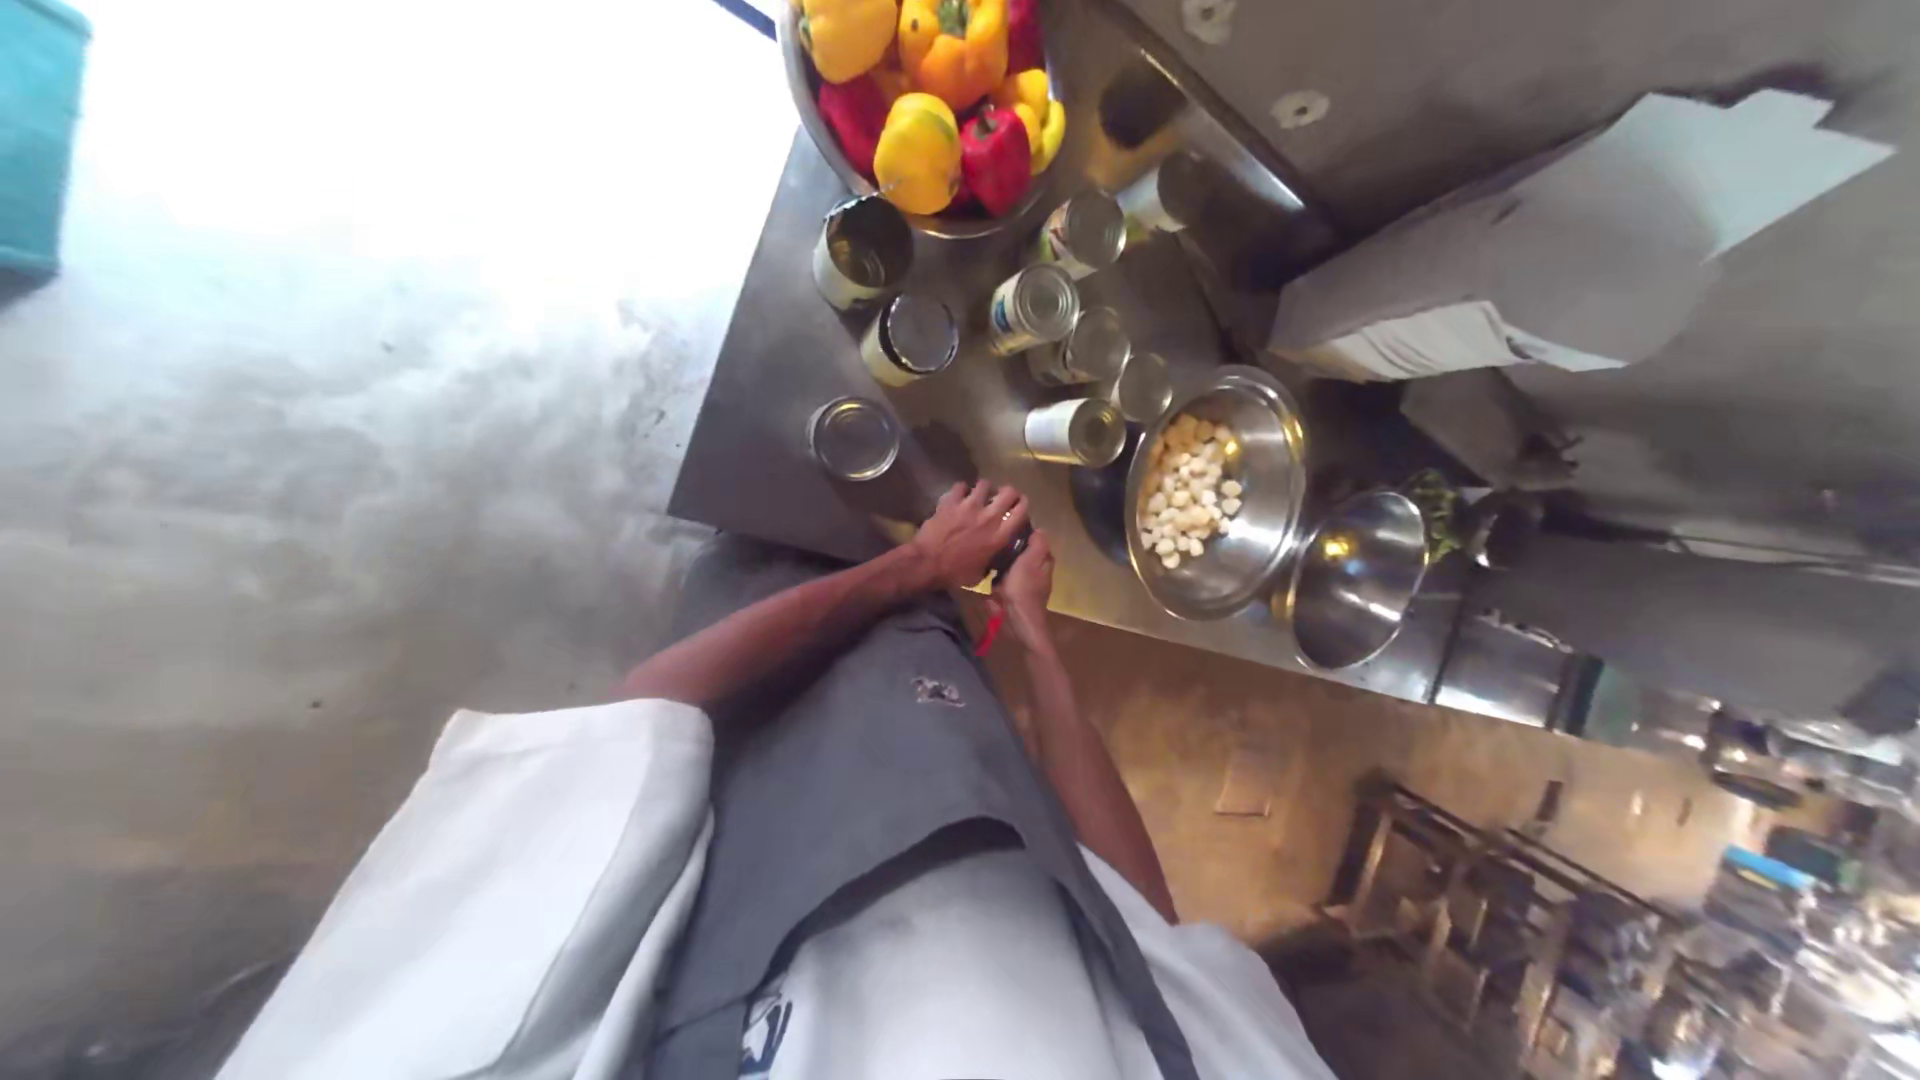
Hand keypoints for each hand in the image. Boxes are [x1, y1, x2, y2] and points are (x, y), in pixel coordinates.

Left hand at [911, 480, 1029, 589]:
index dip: (1022, 504)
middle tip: (1002, 496)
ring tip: (979, 494)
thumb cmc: (955, 574)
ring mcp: (969, 506)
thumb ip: (991, 562)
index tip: (1019, 505)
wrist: (927, 564)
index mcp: (1000, 536)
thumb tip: (994, 559)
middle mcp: (989, 517)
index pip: (1022, 511)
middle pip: (1009, 492)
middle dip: (1008, 492)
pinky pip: (960, 486)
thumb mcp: (981, 574)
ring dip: (984, 489)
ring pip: (985, 484)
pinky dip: (961, 489)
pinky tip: (959, 495)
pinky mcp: (951, 501)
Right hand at [990, 528, 1054, 651]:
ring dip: (1000, 574)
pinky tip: (992, 590)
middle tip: (997, 555)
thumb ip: (1037, 544)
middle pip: (1019, 556)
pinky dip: (997, 589)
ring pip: (1008, 571)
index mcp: (1044, 562)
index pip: (1034, 541)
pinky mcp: (1014, 598)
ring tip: (992, 573)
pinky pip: (1002, 587)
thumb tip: (1040, 529)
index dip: (1022, 536)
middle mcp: (1037, 572)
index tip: (1006, 532)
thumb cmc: (1024, 591)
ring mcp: (1025, 586)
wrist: (1017, 623)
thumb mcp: (1030, 561)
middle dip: (1008, 557)